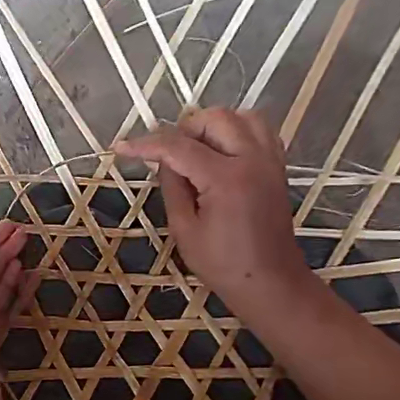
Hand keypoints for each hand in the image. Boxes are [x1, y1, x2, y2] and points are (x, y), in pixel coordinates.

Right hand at [116, 108, 313, 314]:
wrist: (270, 282)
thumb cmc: (222, 264)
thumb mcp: (184, 228)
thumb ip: (172, 186)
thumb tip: (163, 160)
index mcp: (226, 179)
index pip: (178, 147)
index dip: (146, 144)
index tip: (122, 148)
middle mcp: (253, 160)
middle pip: (214, 119)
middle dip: (184, 130)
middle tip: (167, 155)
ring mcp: (270, 161)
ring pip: (241, 116)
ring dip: (212, 126)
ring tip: (195, 150)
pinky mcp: (278, 167)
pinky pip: (259, 131)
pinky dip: (237, 132)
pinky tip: (221, 152)